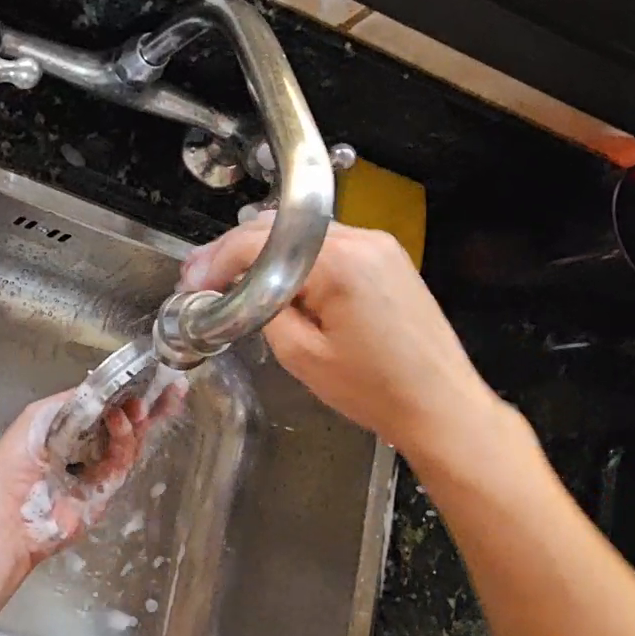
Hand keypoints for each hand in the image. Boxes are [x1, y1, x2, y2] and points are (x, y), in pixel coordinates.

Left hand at [0, 388, 181, 571]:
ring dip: (137, 420)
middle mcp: (87, 445)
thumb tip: (103, 388)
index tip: (150, 377)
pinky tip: (120, 420)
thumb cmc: (15, 460)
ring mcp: (99, 468)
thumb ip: (72, 402)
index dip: (126, 392)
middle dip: (148, 406)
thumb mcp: (38, 417)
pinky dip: (124, 439)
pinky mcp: (106, 489)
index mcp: (69, 426)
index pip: (104, 406)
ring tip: (138, 404)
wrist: (9, 512)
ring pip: (129, 440)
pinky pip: (122, 460)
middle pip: (126, 423)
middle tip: (170, 389)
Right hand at [180, 212, 504, 465]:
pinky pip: (324, 245)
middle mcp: (363, 241)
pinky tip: (271, 280)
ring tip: (228, 279)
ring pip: (299, 233)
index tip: (191, 283)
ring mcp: (379, 246)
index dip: (216, 260)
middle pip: (278, 228)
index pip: (259, 243)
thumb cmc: (375, 390)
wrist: (443, 408)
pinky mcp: (386, 259)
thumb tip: (239, 291)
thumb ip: (263, 312)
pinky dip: (291, 258)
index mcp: (341, 263)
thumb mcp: (301, 355)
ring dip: (260, 253)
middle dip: (233, 251)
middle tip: (200, 277)